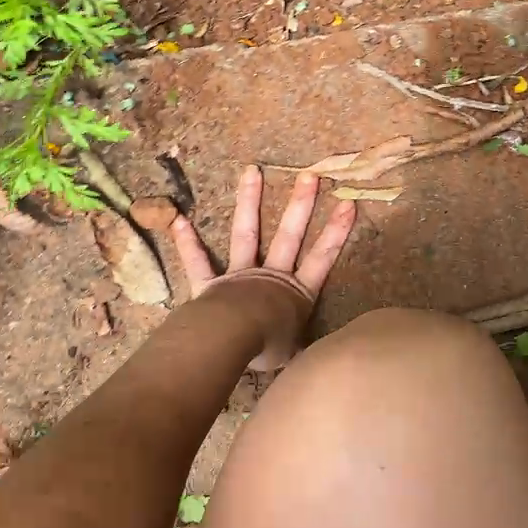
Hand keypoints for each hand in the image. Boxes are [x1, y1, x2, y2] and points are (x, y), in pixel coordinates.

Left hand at [169, 165, 355, 370]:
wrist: (230, 343)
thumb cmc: (266, 349)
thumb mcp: (294, 353)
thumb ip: (301, 344)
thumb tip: (314, 357)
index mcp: (297, 293)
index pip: (322, 258)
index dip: (336, 233)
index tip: (349, 205)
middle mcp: (272, 277)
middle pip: (289, 236)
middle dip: (301, 205)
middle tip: (310, 176)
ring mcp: (240, 276)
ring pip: (247, 234)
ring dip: (249, 201)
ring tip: (253, 171)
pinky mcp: (210, 285)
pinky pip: (198, 262)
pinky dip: (187, 243)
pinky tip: (178, 220)